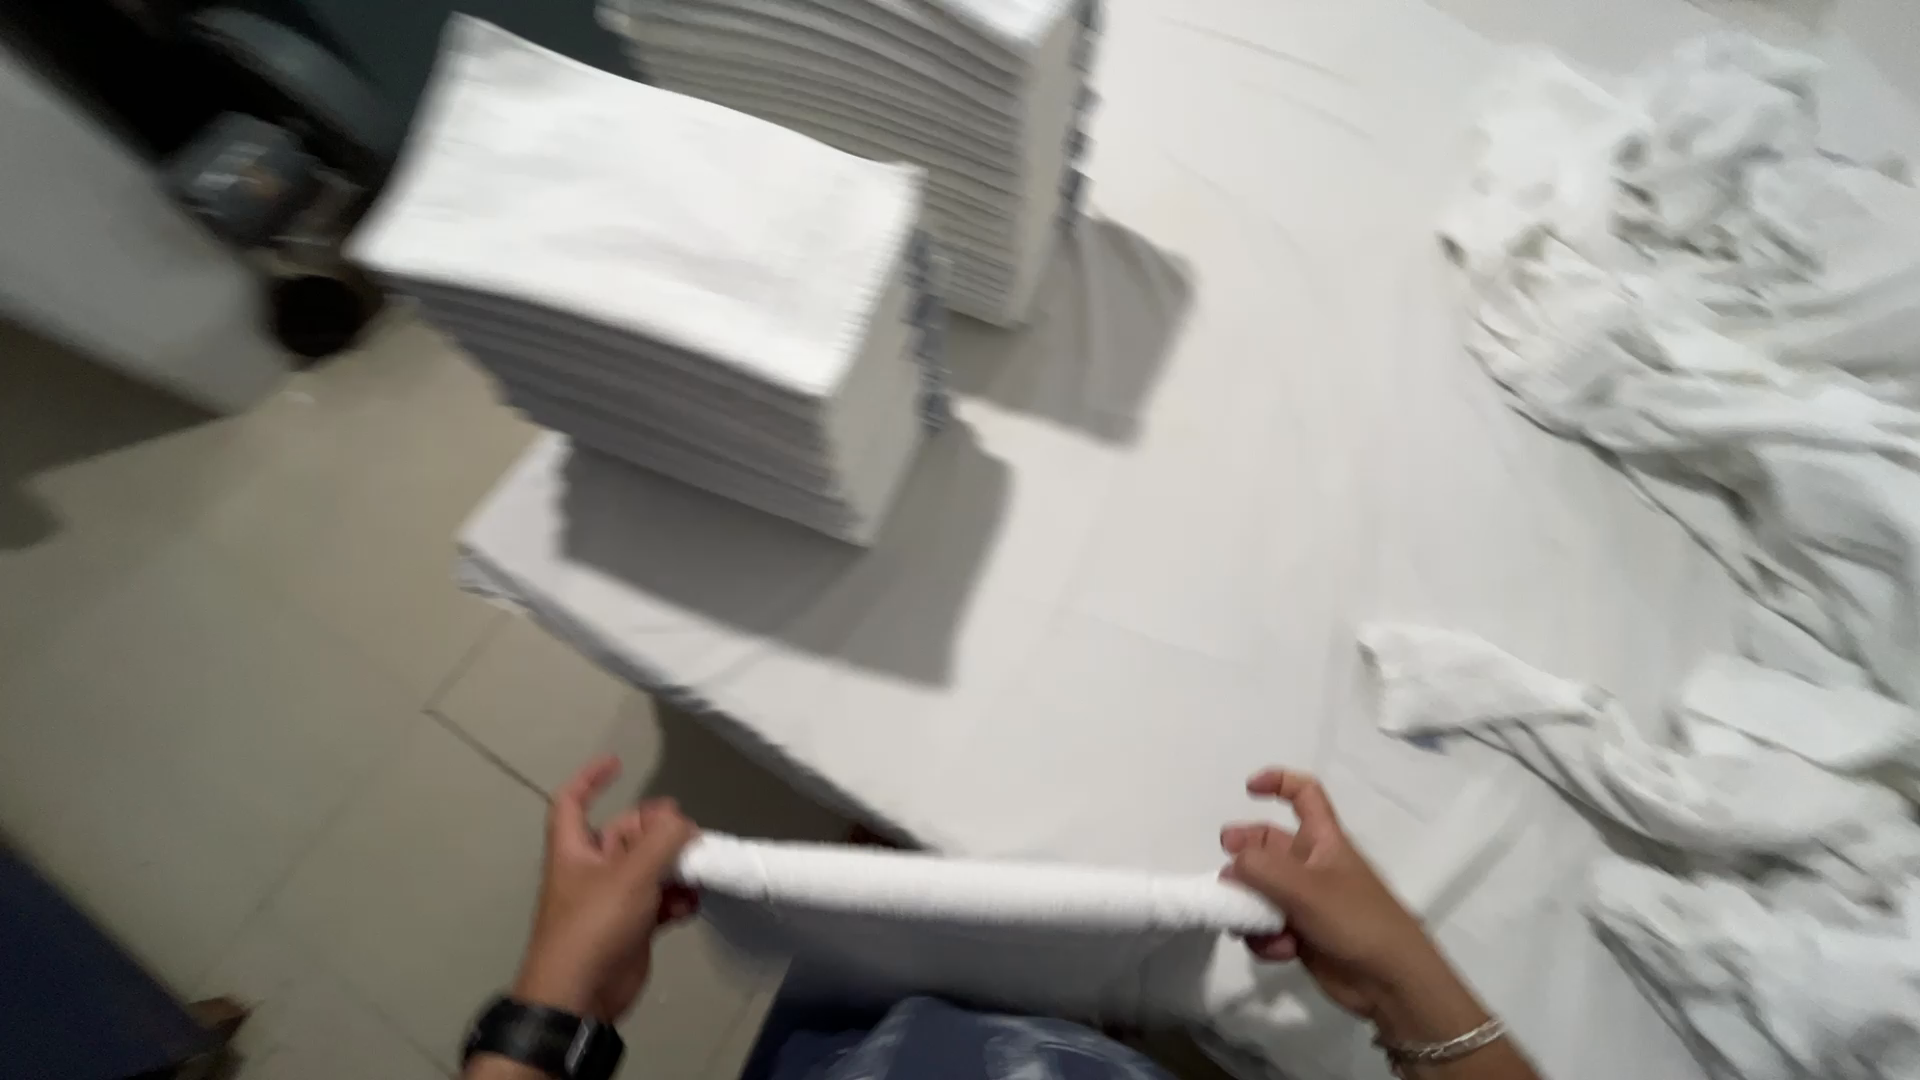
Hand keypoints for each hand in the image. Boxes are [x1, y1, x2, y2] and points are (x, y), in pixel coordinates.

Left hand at [513, 756, 698, 1020]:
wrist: (580, 999)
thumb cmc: (593, 926)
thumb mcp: (630, 873)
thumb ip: (663, 838)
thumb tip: (685, 823)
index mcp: (576, 850)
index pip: (572, 802)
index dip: (591, 778)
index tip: (618, 762)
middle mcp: (594, 869)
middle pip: (630, 831)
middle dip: (661, 829)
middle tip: (688, 836)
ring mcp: (615, 897)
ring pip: (653, 864)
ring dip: (677, 865)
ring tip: (696, 871)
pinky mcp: (634, 924)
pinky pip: (663, 896)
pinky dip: (679, 896)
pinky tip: (691, 903)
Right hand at [1221, 769, 1455, 1025]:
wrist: (1394, 986)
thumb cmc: (1357, 920)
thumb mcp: (1305, 887)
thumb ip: (1260, 868)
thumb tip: (1232, 866)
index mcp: (1323, 840)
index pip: (1304, 793)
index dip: (1277, 781)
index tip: (1247, 789)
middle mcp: (1311, 865)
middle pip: (1267, 844)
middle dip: (1243, 854)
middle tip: (1227, 870)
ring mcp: (1304, 900)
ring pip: (1259, 888)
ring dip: (1248, 903)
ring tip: (1248, 920)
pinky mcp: (1299, 933)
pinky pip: (1265, 924)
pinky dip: (1263, 936)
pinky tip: (1275, 949)